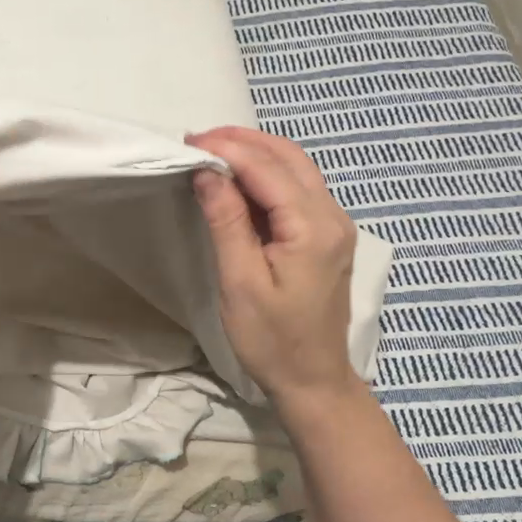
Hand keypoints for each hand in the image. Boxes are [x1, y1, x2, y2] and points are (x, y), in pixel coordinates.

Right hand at [186, 126, 362, 403]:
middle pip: (288, 157)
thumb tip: (206, 172)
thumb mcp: (240, 282)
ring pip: (295, 169)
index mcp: (313, 227)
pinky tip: (237, 182)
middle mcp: (332, 217)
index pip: (267, 169)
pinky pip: (297, 190)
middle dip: (242, 142)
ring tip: (211, 154)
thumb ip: (226, 222)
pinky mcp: (326, 237)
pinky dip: (265, 175)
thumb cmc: (272, 339)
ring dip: (255, 154)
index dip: (227, 149)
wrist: (312, 380)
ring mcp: (334, 226)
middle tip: (196, 141)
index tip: (187, 142)